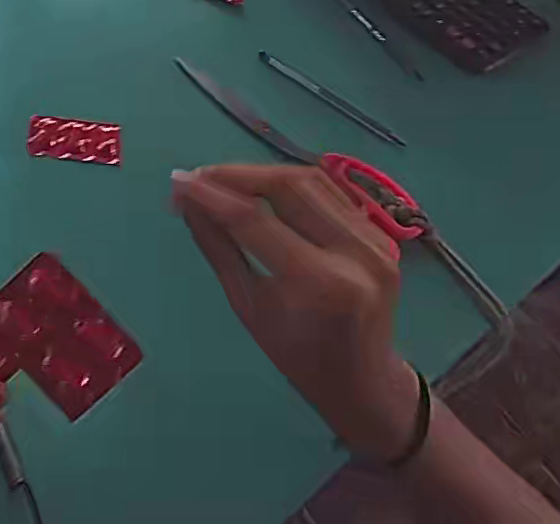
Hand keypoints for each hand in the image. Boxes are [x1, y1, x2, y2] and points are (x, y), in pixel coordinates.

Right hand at [171, 164, 417, 460]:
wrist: (366, 385)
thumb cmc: (299, 358)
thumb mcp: (249, 307)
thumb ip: (218, 247)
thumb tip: (187, 202)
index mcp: (319, 284)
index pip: (255, 221)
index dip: (211, 196)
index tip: (178, 182)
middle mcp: (353, 253)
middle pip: (286, 187)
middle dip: (235, 175)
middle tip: (199, 176)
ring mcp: (374, 239)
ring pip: (308, 179)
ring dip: (260, 173)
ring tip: (223, 178)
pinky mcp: (381, 232)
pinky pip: (328, 191)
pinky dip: (290, 182)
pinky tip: (262, 186)